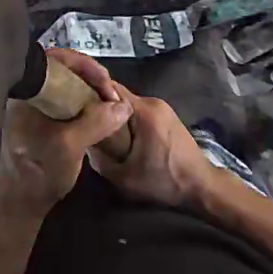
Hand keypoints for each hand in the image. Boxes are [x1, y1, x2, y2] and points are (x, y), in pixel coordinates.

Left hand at [0, 47, 131, 217]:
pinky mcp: (44, 115)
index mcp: (23, 93)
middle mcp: (27, 92)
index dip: (83, 65)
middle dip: (92, 76)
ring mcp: (35, 103)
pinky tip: (102, 111)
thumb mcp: (69, 148)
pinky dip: (88, 100)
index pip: (54, 60)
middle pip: (64, 68)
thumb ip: (95, 123)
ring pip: (69, 82)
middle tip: (112, 94)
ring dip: (93, 89)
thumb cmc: (39, 175)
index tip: (105, 82)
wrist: (23, 205)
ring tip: (111, 102)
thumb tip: (123, 106)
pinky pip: (69, 96)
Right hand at [88, 87, 222, 209]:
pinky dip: (127, 120)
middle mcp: (153, 101)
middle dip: (101, 107)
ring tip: (98, 130)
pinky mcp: (166, 115)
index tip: (72, 104)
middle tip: (83, 121)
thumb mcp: (124, 177)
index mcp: (144, 110)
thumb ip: (100, 158)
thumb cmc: (163, 181)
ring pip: (128, 104)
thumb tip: (86, 140)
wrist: (199, 185)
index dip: (89, 93)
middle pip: (118, 95)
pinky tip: (118, 135)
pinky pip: (139, 111)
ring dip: (114, 115)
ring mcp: (162, 106)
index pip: (109, 88)